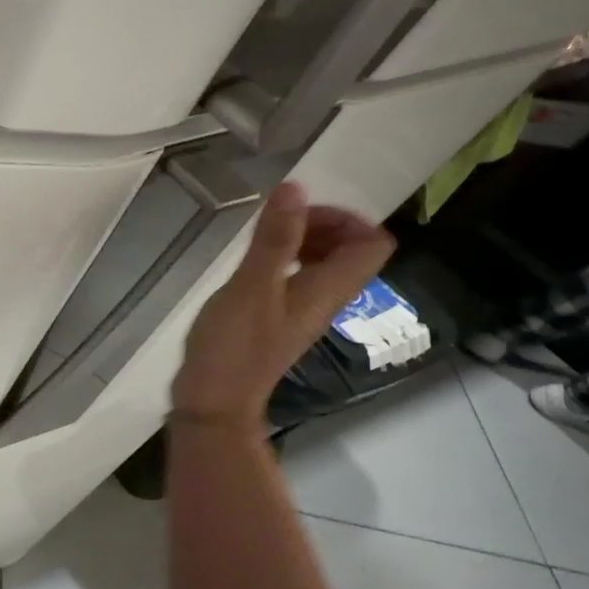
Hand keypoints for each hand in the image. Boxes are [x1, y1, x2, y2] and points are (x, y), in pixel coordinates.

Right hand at [171, 182, 392, 427]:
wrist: (214, 398)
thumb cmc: (235, 343)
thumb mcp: (252, 285)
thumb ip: (275, 238)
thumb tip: (296, 189)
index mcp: (329, 289)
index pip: (373, 244)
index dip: (347, 219)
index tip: (301, 212)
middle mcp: (325, 300)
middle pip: (351, 254)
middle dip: (322, 227)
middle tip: (279, 221)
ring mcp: (300, 313)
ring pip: (322, 268)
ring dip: (301, 245)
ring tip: (261, 240)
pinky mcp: (276, 323)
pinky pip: (296, 283)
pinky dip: (281, 265)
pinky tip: (248, 268)